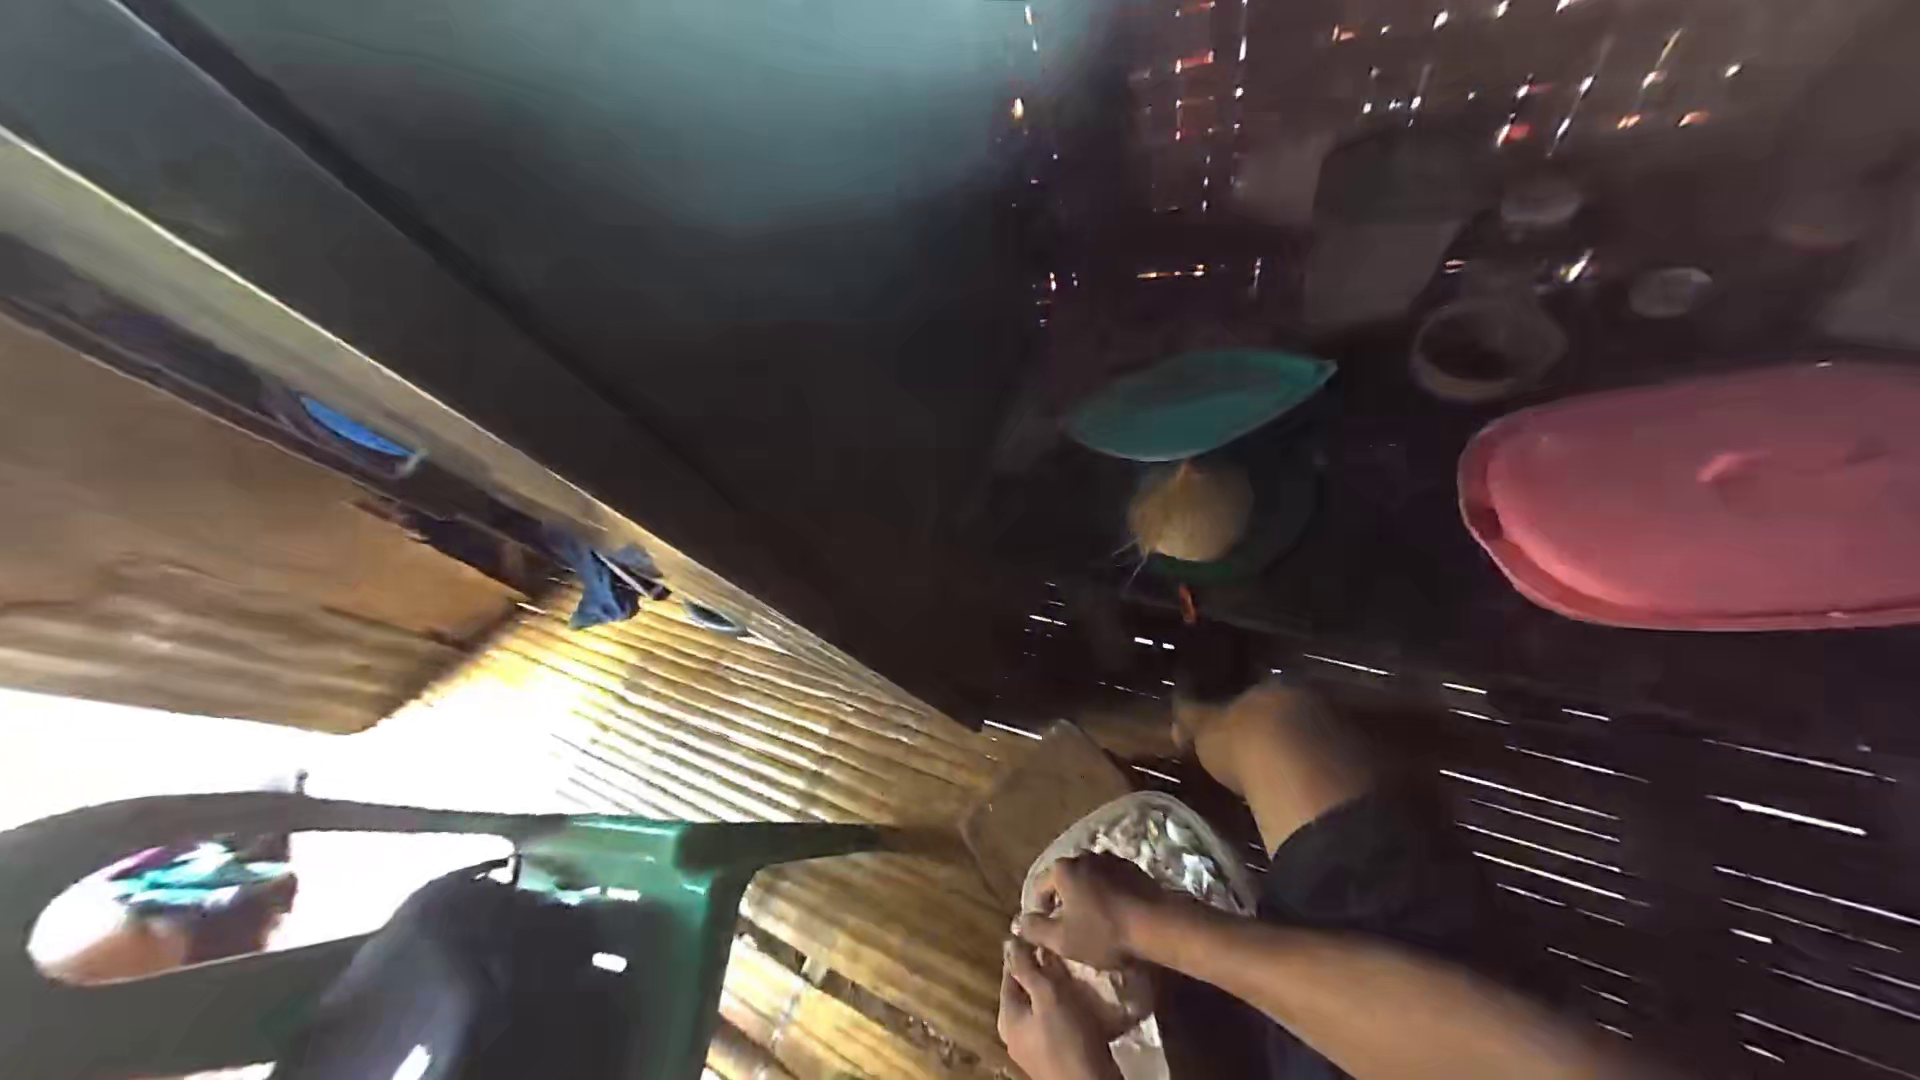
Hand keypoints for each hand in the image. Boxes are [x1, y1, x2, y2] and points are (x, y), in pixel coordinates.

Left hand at [999, 938, 1121, 1079]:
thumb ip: (1026, 969)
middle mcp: (1016, 1033)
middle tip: (1057, 949)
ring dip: (1053, 986)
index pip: (1009, 974)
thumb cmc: (1067, 1039)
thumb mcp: (1046, 997)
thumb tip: (1009, 941)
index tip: (1037, 932)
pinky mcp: (1055, 1053)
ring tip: (1069, 968)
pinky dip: (1063, 1004)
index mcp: (1007, 1018)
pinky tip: (1077, 996)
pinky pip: (1054, 1019)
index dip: (1021, 952)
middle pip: (1024, 990)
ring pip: (1041, 1004)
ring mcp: (1034, 1046)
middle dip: (1039, 969)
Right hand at [1016, 854, 1165, 968]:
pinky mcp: (1131, 866)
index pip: (1040, 888)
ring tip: (1096, 921)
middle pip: (1065, 880)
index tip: (1049, 933)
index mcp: (1062, 869)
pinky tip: (1117, 913)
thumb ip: (1035, 929)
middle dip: (1065, 901)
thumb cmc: (1103, 932)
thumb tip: (1018, 921)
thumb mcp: (1063, 940)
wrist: (1154, 923)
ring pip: (1089, 878)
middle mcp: (1082, 856)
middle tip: (1072, 928)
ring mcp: (1108, 858)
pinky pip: (1111, 879)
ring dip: (1088, 895)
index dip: (1041, 911)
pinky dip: (1108, 893)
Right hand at [1173, 680, 1338, 796]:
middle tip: (1268, 760)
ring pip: (1323, 741)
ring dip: (1311, 758)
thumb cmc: (1246, 747)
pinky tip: (1318, 800)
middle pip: (1296, 715)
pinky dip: (1332, 782)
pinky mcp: (1373, 766)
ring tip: (1293, 785)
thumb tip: (1175, 722)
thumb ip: (1194, 725)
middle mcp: (1315, 700)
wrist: (1306, 780)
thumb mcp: (1207, 735)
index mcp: (1275, 687)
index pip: (1261, 695)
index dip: (1250, 714)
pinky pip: (1346, 771)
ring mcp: (1348, 731)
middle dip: (1284, 734)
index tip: (1241, 733)